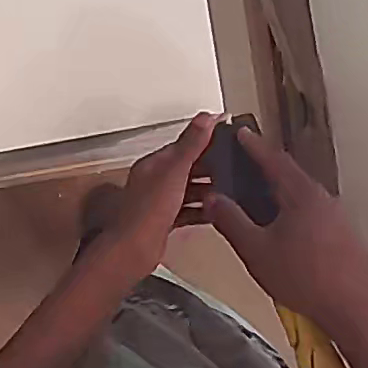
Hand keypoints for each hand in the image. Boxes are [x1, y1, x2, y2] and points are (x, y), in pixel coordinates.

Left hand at [93, 111, 219, 279]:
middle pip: (186, 168)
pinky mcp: (164, 222)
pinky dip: (201, 210)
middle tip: (233, 164)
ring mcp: (158, 203)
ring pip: (187, 190)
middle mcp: (154, 181)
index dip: (204, 138)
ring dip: (207, 189)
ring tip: (229, 187)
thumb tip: (206, 118)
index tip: (224, 134)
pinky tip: (215, 212)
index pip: (182, 145)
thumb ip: (191, 145)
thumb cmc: (146, 211)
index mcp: (154, 165)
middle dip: (209, 166)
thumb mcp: (175, 172)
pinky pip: (187, 212)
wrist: (135, 249)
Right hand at [204, 127, 367, 339]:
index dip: (253, 146)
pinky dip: (291, 213)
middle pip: (288, 175)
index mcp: (301, 195)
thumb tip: (214, 201)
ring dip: (277, 195)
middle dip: (263, 171)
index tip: (241, 134)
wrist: (355, 309)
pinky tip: (279, 232)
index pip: (274, 159)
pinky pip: (311, 214)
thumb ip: (231, 221)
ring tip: (255, 203)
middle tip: (242, 168)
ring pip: (299, 196)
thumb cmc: (309, 280)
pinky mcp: (342, 236)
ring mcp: (336, 218)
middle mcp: (322, 200)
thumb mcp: (256, 249)